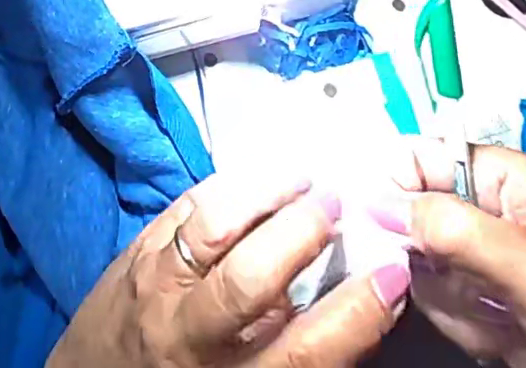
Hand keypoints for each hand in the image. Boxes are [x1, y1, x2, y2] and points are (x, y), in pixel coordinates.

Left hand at [48, 170, 408, 367]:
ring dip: (259, 194)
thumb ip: (280, 349)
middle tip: (335, 202)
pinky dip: (221, 186)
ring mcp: (156, 281)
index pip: (301, 352)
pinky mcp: (135, 247)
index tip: (390, 273)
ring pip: (209, 225)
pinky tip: (250, 176)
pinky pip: (181, 208)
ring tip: (298, 176)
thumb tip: (332, 301)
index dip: (353, 314)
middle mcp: (189, 331)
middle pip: (249, 276)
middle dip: (298, 233)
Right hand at [369, 141, 525, 367]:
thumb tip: (379, 203)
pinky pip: (439, 303)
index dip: (399, 190)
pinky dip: (461, 327)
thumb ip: (463, 232)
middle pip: (411, 214)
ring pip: (420, 263)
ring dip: (450, 301)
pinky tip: (503, 342)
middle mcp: (485, 210)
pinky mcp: (484, 306)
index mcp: (501, 178)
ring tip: (502, 325)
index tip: (398, 233)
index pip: (418, 157)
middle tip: (472, 292)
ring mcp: (483, 261)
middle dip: (430, 260)